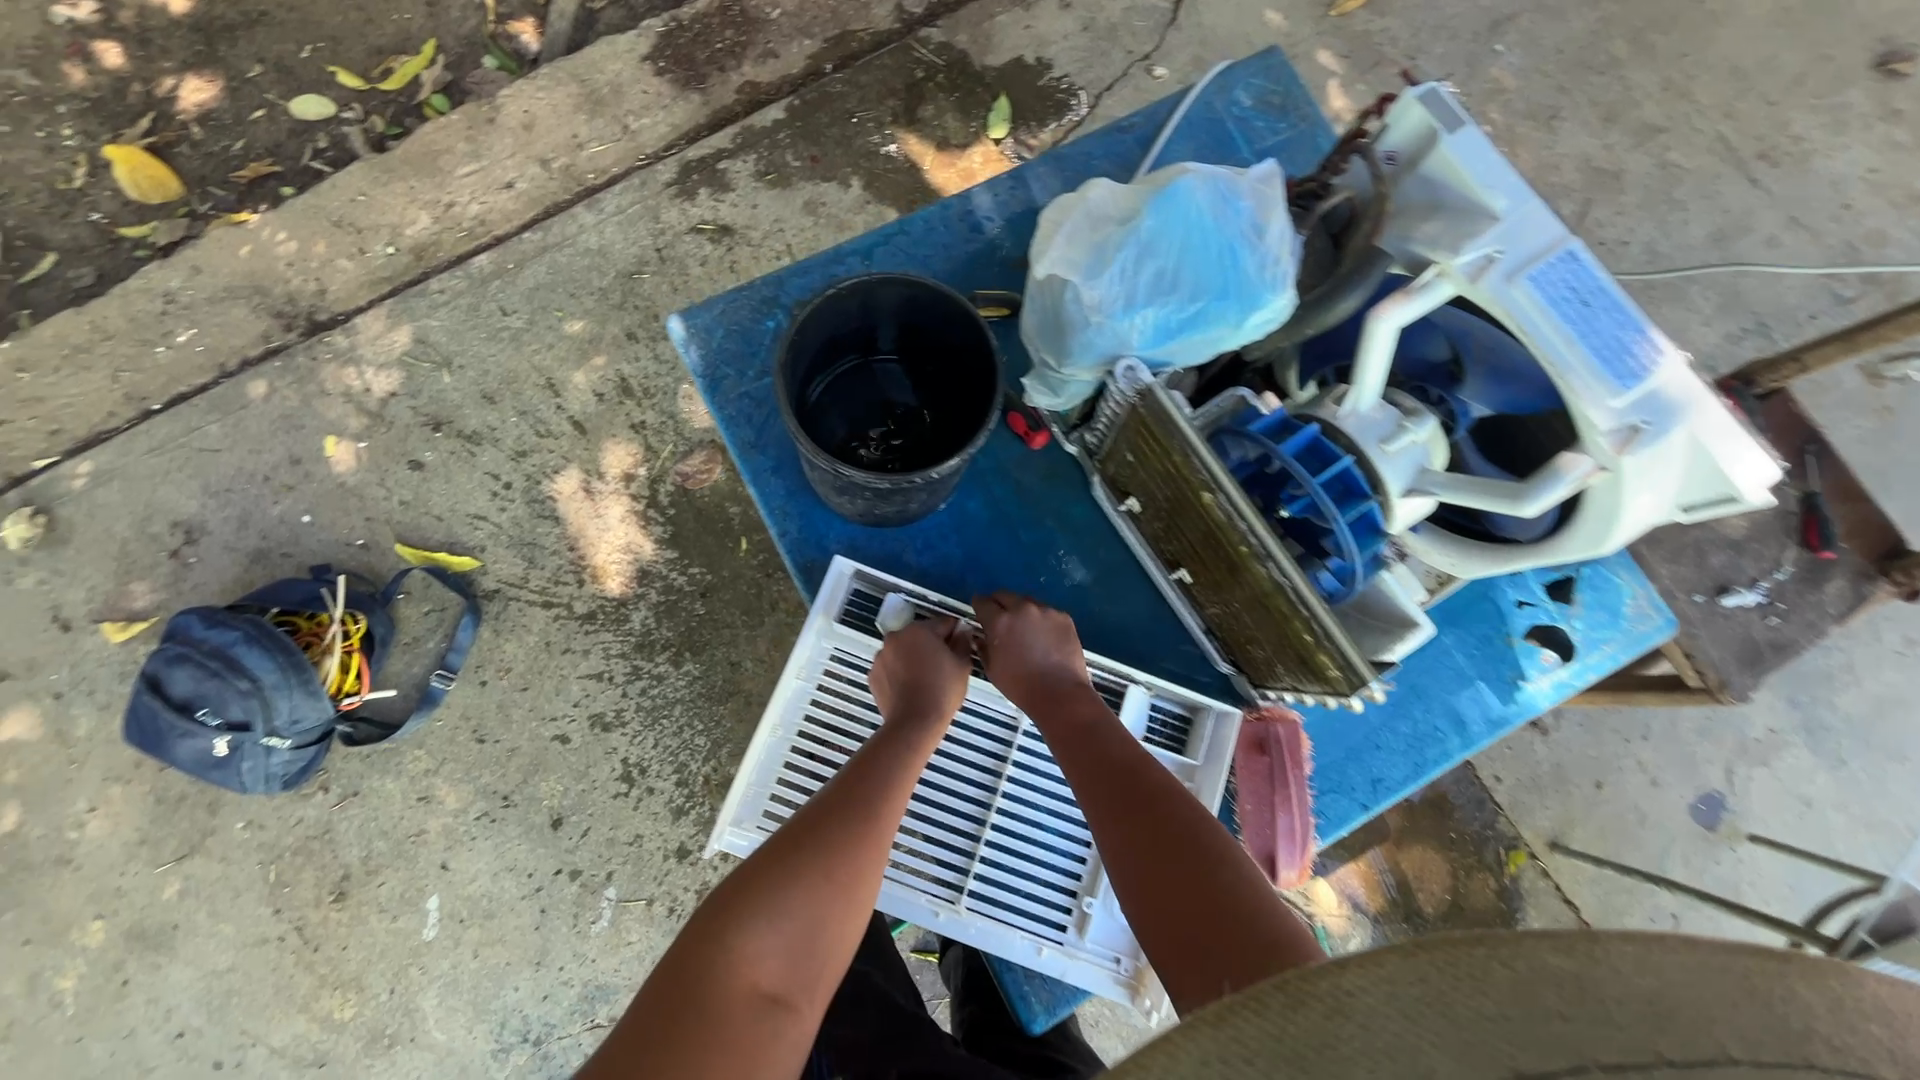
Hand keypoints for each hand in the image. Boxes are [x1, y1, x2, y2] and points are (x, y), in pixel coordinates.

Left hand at [868, 616, 974, 729]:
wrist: (914, 722)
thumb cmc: (942, 690)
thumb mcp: (962, 665)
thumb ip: (963, 643)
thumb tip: (962, 633)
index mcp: (919, 630)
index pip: (944, 623)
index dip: (956, 634)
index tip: (961, 646)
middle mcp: (896, 637)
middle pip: (920, 635)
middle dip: (932, 646)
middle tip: (944, 667)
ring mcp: (881, 656)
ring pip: (903, 651)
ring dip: (913, 658)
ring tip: (925, 680)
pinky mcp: (873, 674)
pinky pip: (891, 667)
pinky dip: (899, 673)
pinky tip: (910, 688)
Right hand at [971, 591, 1092, 714]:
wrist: (1060, 693)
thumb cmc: (1020, 685)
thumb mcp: (991, 669)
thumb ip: (983, 646)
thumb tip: (981, 636)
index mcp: (999, 621)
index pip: (982, 601)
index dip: (978, 606)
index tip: (980, 613)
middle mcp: (1021, 609)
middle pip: (1004, 594)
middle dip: (998, 604)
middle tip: (1000, 619)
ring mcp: (1045, 611)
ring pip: (1027, 601)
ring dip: (1021, 610)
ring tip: (1025, 629)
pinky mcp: (1064, 617)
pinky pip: (1046, 612)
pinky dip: (1041, 619)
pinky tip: (1045, 637)